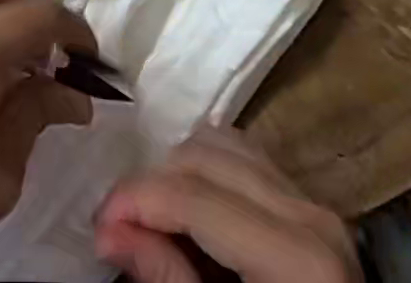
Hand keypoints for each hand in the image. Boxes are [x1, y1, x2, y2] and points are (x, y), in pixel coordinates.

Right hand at [96, 125, 360, 282]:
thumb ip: (167, 279)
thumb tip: (108, 231)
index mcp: (296, 256)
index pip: (190, 195)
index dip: (133, 201)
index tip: (96, 225)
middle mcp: (309, 213)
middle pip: (199, 159)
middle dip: (150, 186)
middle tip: (120, 229)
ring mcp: (314, 203)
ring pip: (218, 143)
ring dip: (175, 171)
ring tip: (156, 217)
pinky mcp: (310, 204)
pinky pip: (243, 154)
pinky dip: (205, 167)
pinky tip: (192, 204)